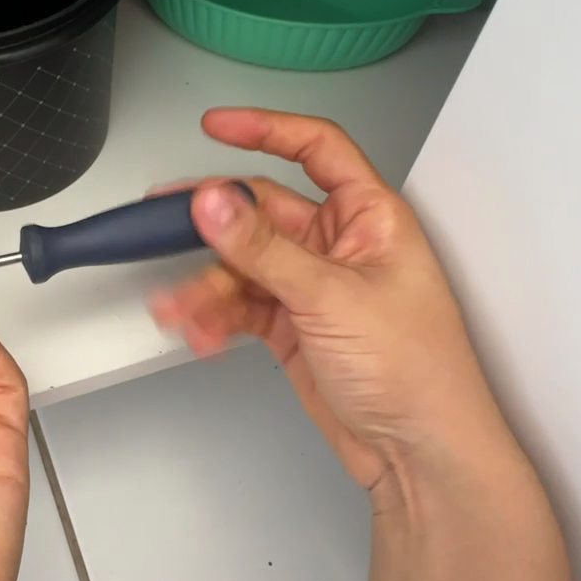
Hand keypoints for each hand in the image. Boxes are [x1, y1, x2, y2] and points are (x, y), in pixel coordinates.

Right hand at [151, 108, 513, 495]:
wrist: (418, 455)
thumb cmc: (417, 373)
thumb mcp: (331, 297)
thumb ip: (264, 249)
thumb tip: (215, 202)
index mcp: (368, 217)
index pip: (316, 149)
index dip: (266, 129)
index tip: (216, 125)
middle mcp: (337, 244)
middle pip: (261, 212)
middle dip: (211, 222)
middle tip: (162, 222)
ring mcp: (311, 286)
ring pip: (242, 266)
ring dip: (206, 286)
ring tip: (178, 308)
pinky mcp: (291, 324)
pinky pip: (240, 306)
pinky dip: (216, 317)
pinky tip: (201, 331)